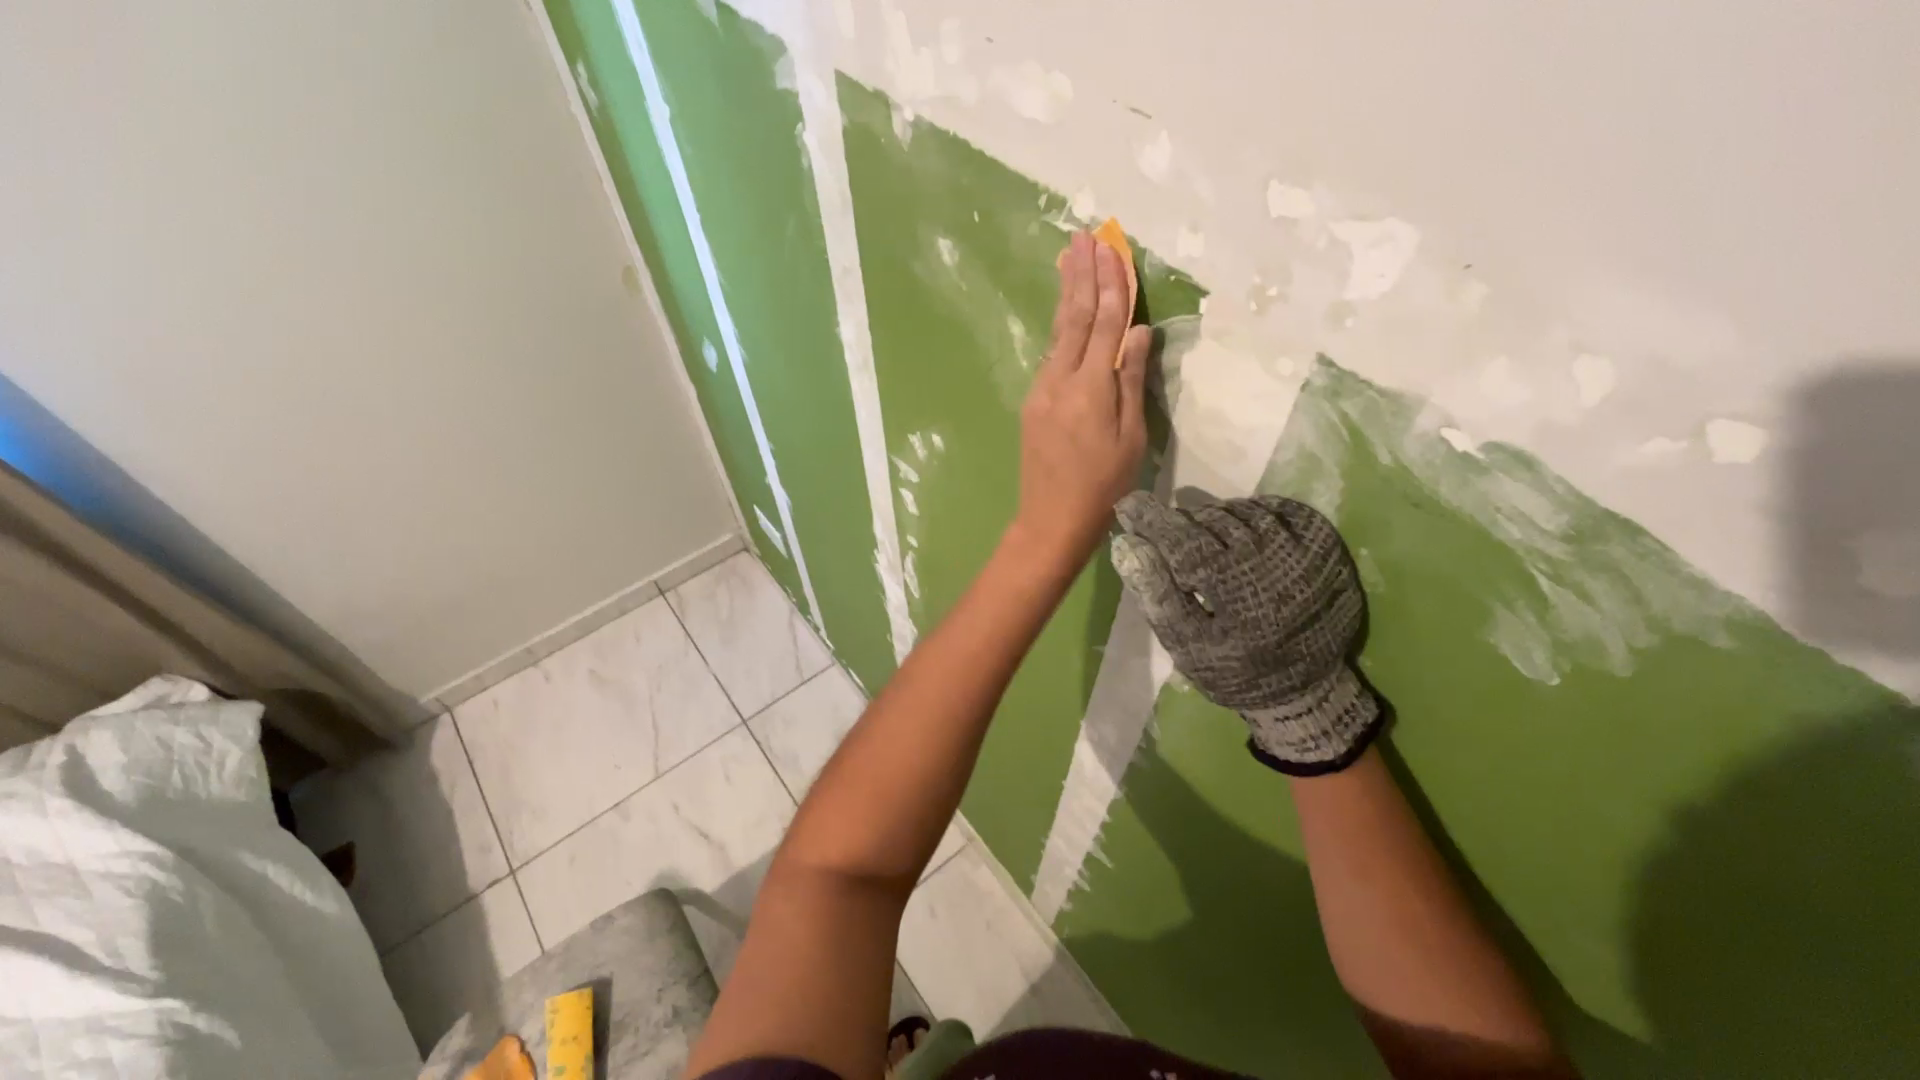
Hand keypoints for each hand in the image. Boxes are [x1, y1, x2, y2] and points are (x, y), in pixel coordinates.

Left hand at [1007, 231, 1152, 565]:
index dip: (1110, 285)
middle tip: (1084, 235)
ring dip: (1066, 292)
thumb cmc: (1103, 486)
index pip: (1104, 324)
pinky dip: (1061, 324)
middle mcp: (1060, 379)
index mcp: (1090, 387)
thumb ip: (1130, 381)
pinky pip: (1051, 352)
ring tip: (1069, 256)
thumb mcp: (1131, 437)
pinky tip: (1064, 309)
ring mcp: (1042, 389)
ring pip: (1058, 331)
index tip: (1112, 248)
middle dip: (1082, 274)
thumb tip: (1135, 331)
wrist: (1051, 520)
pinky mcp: (1033, 401)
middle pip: (1073, 317)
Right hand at [1110, 492, 1384, 774]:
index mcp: (1235, 592)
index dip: (1152, 520)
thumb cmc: (1235, 672)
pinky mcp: (1326, 549)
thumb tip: (1127, 543)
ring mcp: (1304, 553)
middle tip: (1164, 530)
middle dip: (1182, 521)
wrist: (1305, 691)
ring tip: (1200, 532)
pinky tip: (1240, 526)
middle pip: (1214, 521)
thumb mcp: (1187, 644)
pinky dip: (1255, 512)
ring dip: (1216, 516)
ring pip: (1246, 512)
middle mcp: (1272, 564)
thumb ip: (1156, 593)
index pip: (1182, 541)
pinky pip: (1284, 511)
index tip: (1128, 506)